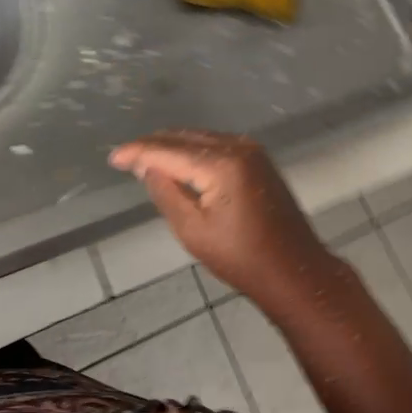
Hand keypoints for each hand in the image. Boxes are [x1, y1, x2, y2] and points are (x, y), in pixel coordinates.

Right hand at [110, 129, 332, 312]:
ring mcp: (250, 149)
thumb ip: (165, 192)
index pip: (167, 150)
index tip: (113, 158)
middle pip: (181, 137)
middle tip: (125, 160)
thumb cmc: (243, 260)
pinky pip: (213, 143)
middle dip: (151, 146)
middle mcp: (236, 146)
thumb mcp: (193, 231)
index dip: (136, 152)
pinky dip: (190, 150)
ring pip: (197, 137)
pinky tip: (177, 162)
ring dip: (170, 147)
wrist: (298, 274)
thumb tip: (146, 166)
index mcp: (221, 164)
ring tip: (145, 161)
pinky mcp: (257, 157)